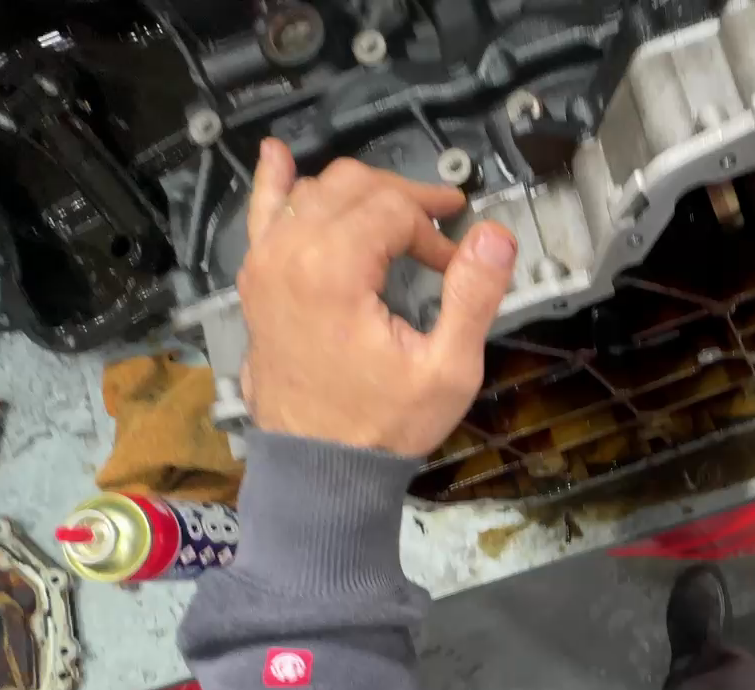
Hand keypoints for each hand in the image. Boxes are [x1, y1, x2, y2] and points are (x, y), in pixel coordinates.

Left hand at [235, 139, 517, 457]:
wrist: (323, 465)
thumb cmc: (388, 422)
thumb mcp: (449, 370)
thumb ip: (473, 298)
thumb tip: (497, 237)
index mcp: (333, 271)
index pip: (392, 209)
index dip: (436, 231)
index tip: (459, 267)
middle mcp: (287, 253)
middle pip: (351, 186)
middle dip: (406, 199)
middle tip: (447, 227)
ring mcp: (263, 264)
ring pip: (313, 191)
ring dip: (364, 194)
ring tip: (403, 214)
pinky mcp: (257, 281)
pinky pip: (265, 214)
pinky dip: (279, 184)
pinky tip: (280, 158)